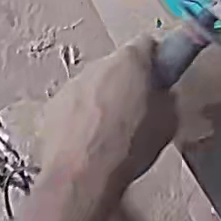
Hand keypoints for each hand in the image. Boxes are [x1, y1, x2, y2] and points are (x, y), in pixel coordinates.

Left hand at [40, 36, 176, 189]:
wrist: (82, 177)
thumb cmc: (128, 148)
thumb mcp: (168, 123)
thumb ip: (167, 98)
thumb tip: (164, 95)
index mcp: (130, 61)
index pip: (148, 43)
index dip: (156, 59)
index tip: (159, 75)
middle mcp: (99, 64)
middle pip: (118, 64)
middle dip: (128, 80)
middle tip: (138, 107)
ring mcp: (72, 84)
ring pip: (94, 84)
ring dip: (103, 98)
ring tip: (111, 131)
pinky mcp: (52, 105)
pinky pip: (74, 103)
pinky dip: (81, 115)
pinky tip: (89, 141)